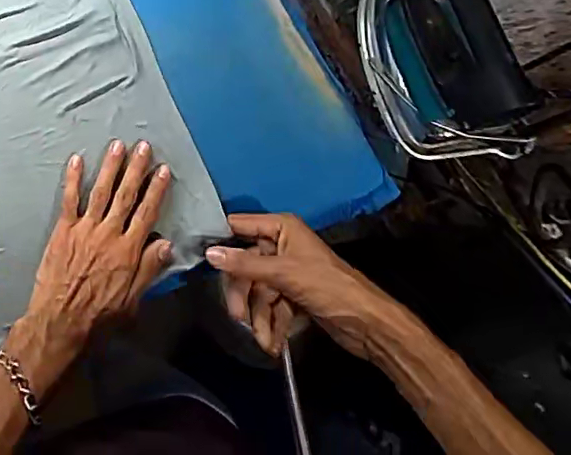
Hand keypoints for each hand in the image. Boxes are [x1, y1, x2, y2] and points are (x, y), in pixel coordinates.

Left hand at [6, 140, 174, 394]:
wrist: (60, 321)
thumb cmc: (98, 317)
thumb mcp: (132, 301)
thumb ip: (149, 269)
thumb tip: (167, 243)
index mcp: (128, 251)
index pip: (146, 213)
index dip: (156, 190)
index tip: (163, 170)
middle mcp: (109, 234)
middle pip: (126, 195)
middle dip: (136, 169)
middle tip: (143, 146)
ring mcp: (85, 228)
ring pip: (101, 191)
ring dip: (110, 166)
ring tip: (117, 145)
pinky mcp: (63, 229)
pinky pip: (69, 198)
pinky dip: (72, 178)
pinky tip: (76, 159)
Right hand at [207, 212, 410, 359]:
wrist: (369, 326)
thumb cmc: (328, 286)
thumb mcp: (284, 274)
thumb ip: (245, 265)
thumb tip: (209, 253)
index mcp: (280, 227)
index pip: (240, 227)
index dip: (222, 241)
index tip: (201, 257)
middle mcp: (280, 245)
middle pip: (246, 265)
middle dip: (243, 295)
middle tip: (238, 318)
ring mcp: (286, 271)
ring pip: (257, 290)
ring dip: (258, 317)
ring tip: (263, 342)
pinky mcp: (293, 295)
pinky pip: (271, 306)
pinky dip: (270, 325)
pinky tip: (273, 344)